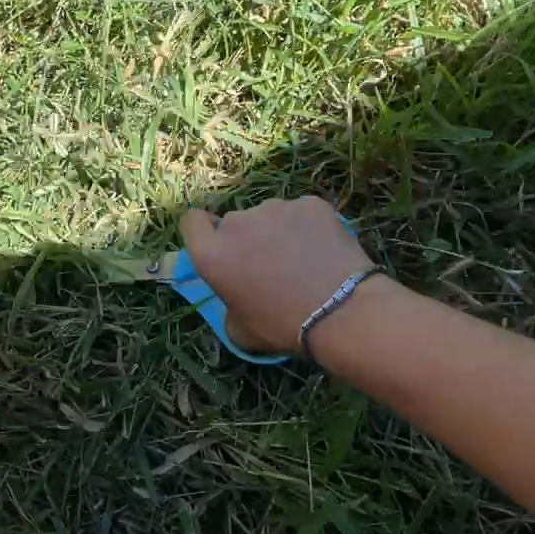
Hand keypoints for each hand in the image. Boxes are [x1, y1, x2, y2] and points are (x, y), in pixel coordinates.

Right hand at [180, 197, 381, 352]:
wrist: (343, 312)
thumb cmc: (283, 326)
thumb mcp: (239, 329)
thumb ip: (227, 303)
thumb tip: (237, 294)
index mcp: (212, 254)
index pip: (192, 222)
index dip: (203, 231)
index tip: (219, 245)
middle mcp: (237, 223)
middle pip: (234, 222)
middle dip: (247, 238)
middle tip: (269, 264)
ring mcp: (275, 208)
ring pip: (270, 217)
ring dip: (278, 232)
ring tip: (303, 260)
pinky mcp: (309, 204)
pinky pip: (302, 214)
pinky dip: (308, 228)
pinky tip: (324, 251)